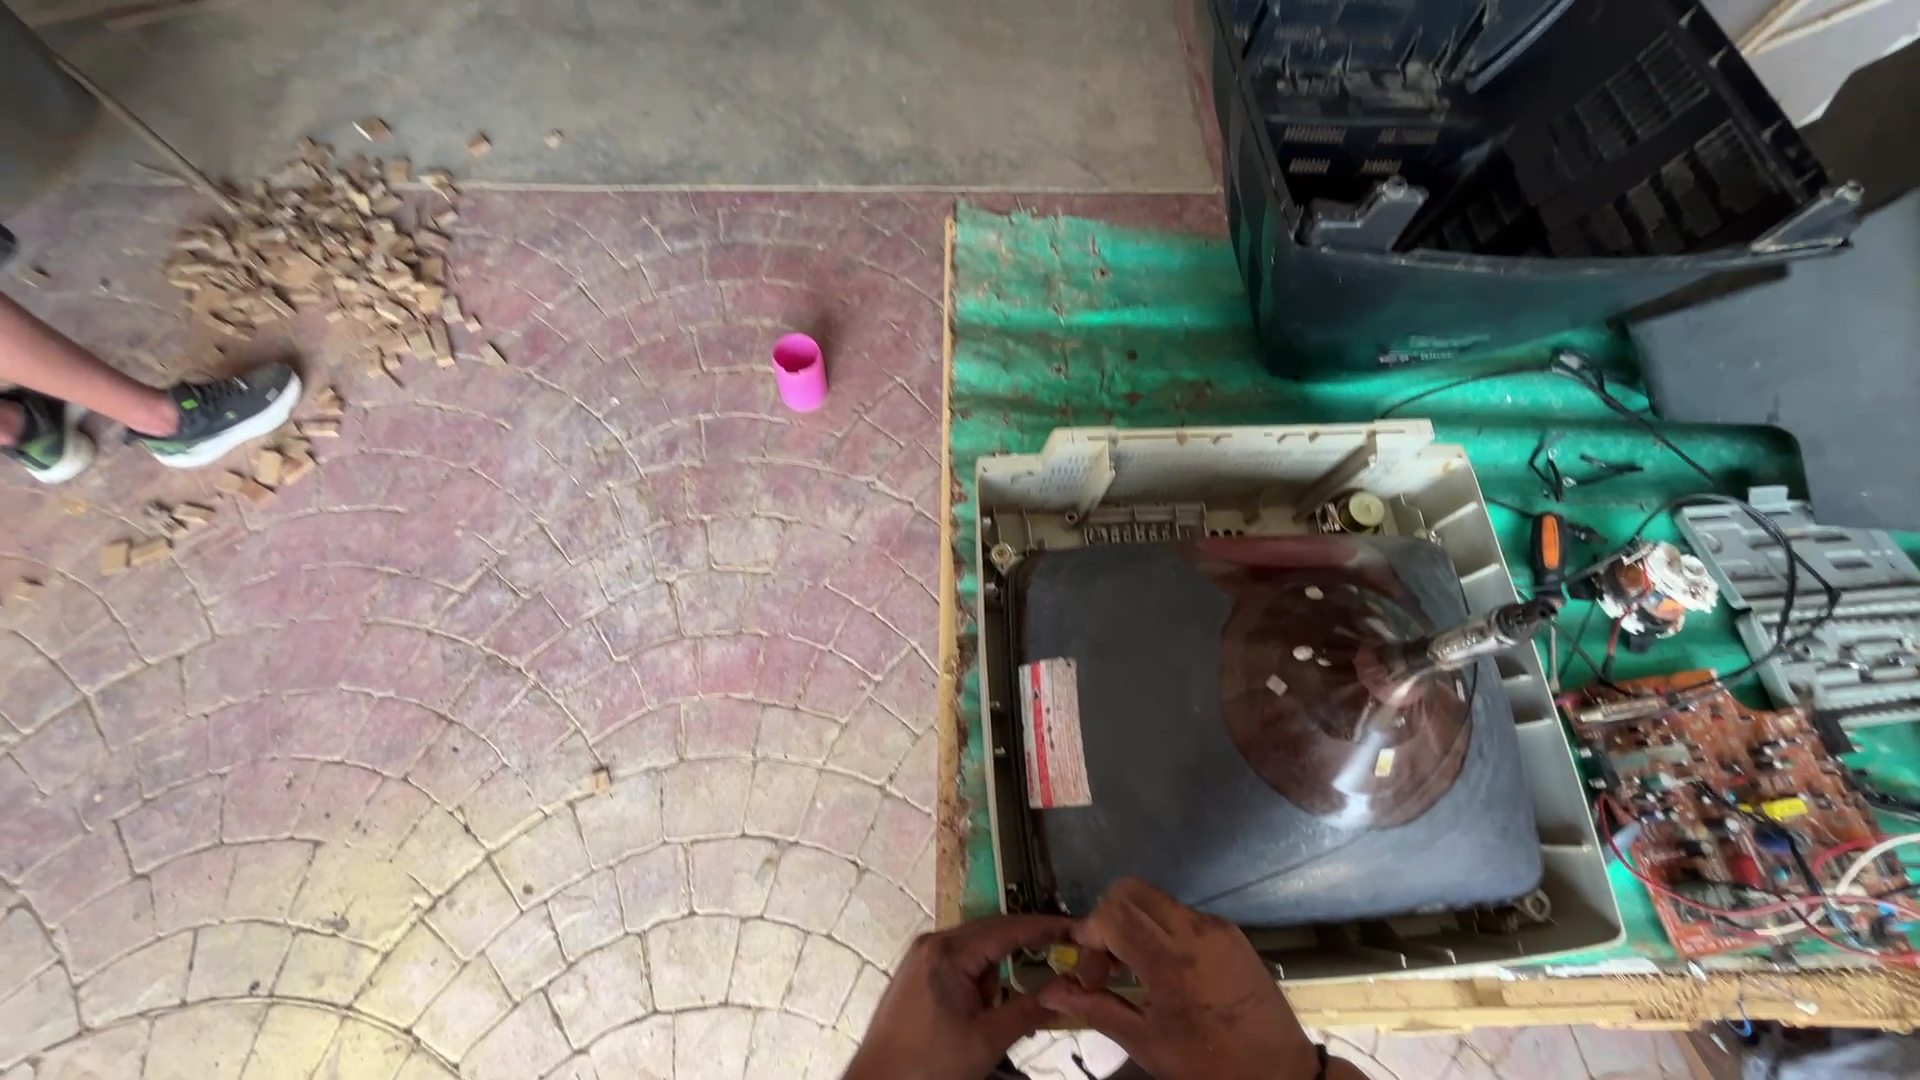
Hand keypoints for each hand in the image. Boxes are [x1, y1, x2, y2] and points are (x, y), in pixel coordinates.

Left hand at [844, 913, 1074, 1079]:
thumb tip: (1066, 990)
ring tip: (1027, 984)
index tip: (1073, 926)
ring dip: (1001, 963)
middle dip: (1025, 942)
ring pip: (976, 946)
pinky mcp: (917, 971)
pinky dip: (982, 974)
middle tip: (1062, 948)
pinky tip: (993, 998)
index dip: (1042, 926)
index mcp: (949, 952)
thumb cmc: (930, 1065)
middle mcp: (934, 942)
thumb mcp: (986, 1041)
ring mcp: (923, 954)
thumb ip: (1027, 1010)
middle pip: (991, 931)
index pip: (1006, 929)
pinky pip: (960, 959)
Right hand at [1037, 878, 1320, 1079]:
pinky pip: (1182, 913)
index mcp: (1170, 961)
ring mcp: (1215, 927)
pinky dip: (1162, 928)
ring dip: (1134, 921)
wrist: (1283, 1077)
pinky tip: (1165, 967)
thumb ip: (1096, 1008)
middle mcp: (1193, 931)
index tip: (1086, 964)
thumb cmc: (1209, 1067)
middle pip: (1130, 891)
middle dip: (1107, 916)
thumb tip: (1050, 992)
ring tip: (1133, 965)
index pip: (1112, 914)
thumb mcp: (1147, 1044)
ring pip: (1155, 899)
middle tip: (1106, 958)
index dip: (1089, 932)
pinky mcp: (1231, 931)